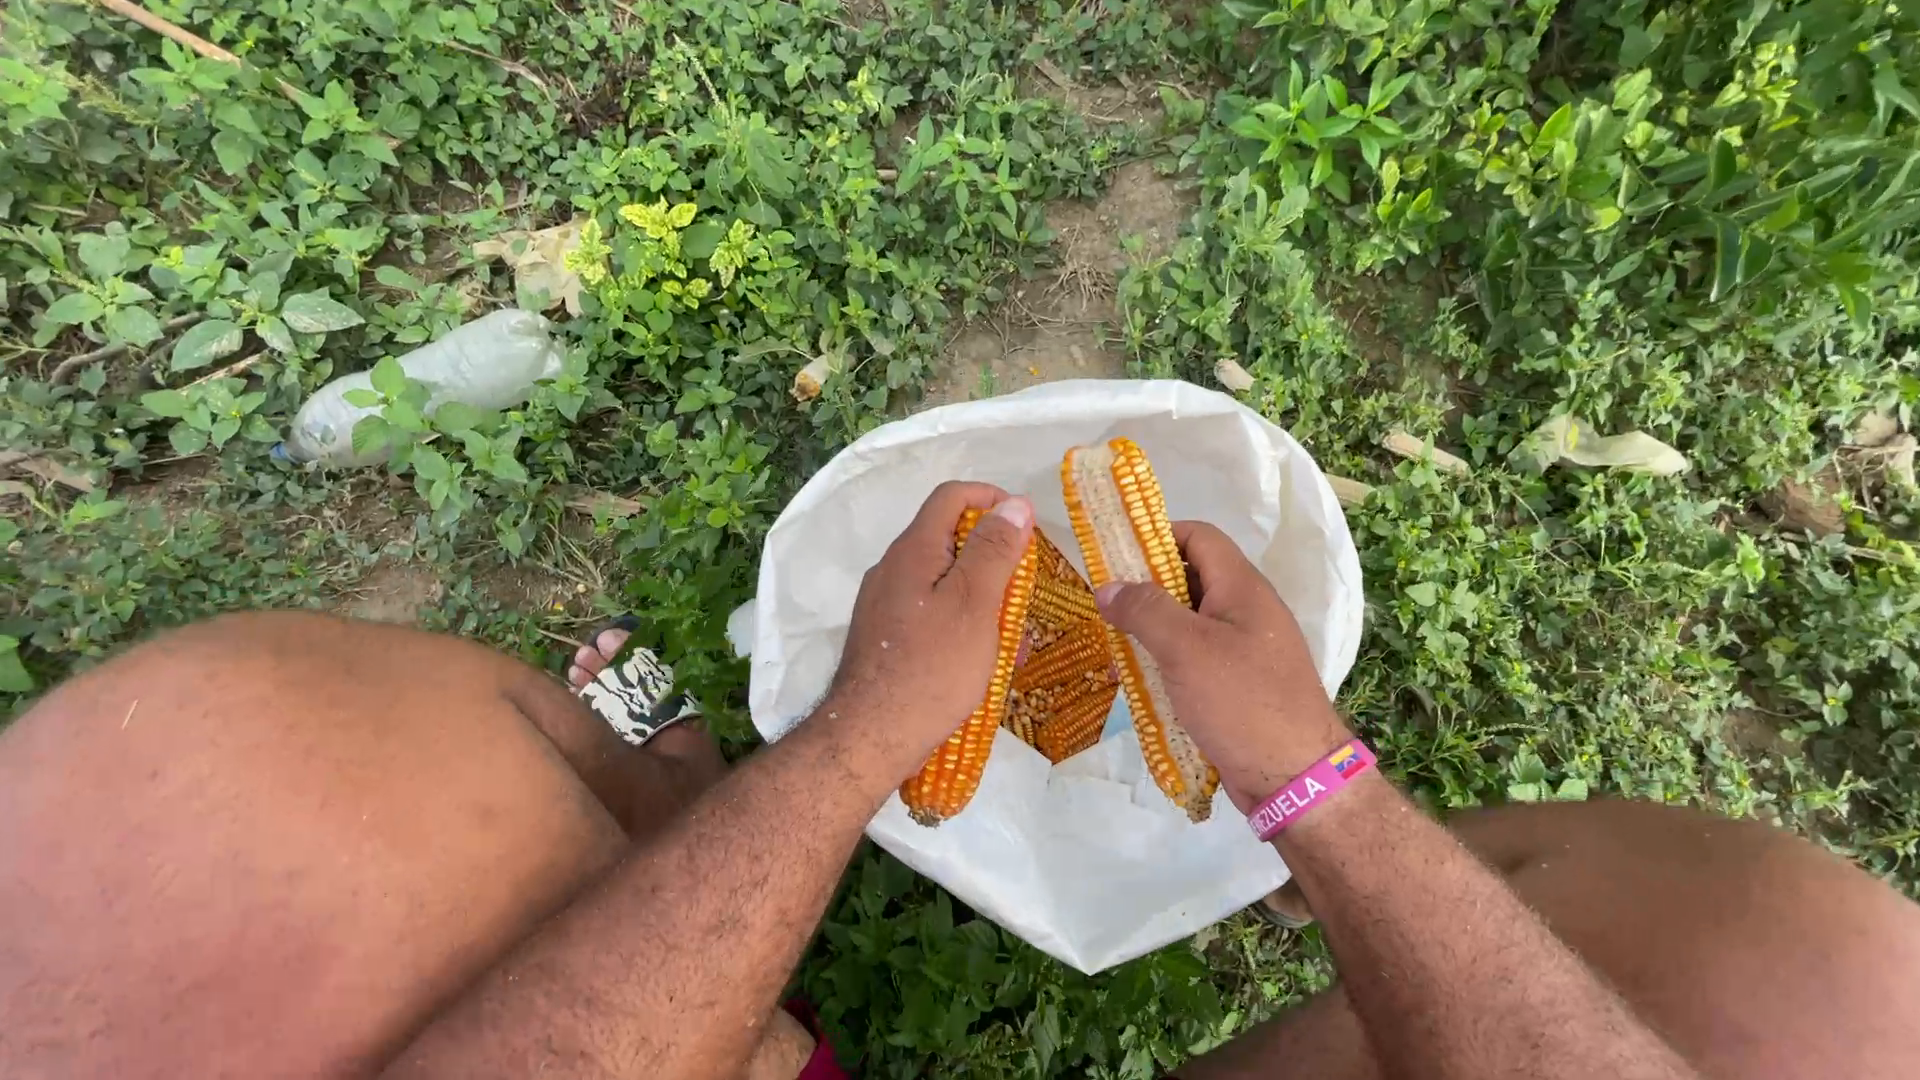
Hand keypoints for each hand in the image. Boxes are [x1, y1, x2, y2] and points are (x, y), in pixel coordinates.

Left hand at [824, 481, 1035, 772]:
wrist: (872, 735)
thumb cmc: (932, 667)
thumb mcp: (975, 603)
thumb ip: (994, 551)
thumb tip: (1013, 504)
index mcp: (913, 550)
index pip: (951, 497)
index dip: (992, 499)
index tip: (1026, 526)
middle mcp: (892, 569)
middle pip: (948, 540)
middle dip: (992, 558)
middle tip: (1023, 591)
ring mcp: (884, 604)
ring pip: (942, 582)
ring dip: (981, 597)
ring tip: (1011, 637)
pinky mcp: (885, 637)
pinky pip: (930, 614)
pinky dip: (961, 624)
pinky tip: (982, 661)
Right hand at [1095, 521, 1350, 810]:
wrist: (1296, 779)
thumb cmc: (1242, 701)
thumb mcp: (1186, 649)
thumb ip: (1144, 610)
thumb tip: (1107, 586)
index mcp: (1242, 587)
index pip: (1199, 536)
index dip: (1157, 536)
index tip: (1117, 558)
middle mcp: (1246, 610)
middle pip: (1192, 576)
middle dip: (1147, 585)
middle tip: (1109, 604)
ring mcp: (1245, 647)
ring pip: (1190, 619)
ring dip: (1153, 625)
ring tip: (1116, 641)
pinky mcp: (1239, 682)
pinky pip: (1196, 654)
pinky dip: (1167, 657)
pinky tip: (1140, 676)